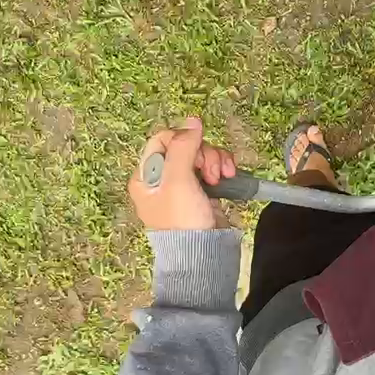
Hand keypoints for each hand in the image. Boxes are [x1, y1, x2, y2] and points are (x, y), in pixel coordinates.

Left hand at [127, 116, 232, 230]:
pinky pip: (212, 166)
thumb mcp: (178, 180)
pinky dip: (222, 167)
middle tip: (210, 172)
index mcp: (146, 176)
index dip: (183, 140)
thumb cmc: (183, 219)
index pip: (162, 139)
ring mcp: (183, 185)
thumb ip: (183, 147)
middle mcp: (162, 178)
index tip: (196, 152)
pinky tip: (229, 177)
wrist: (203, 255)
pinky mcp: (202, 191)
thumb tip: (193, 119)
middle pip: (185, 145)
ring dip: (216, 160)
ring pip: (202, 154)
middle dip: (203, 153)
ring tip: (222, 177)